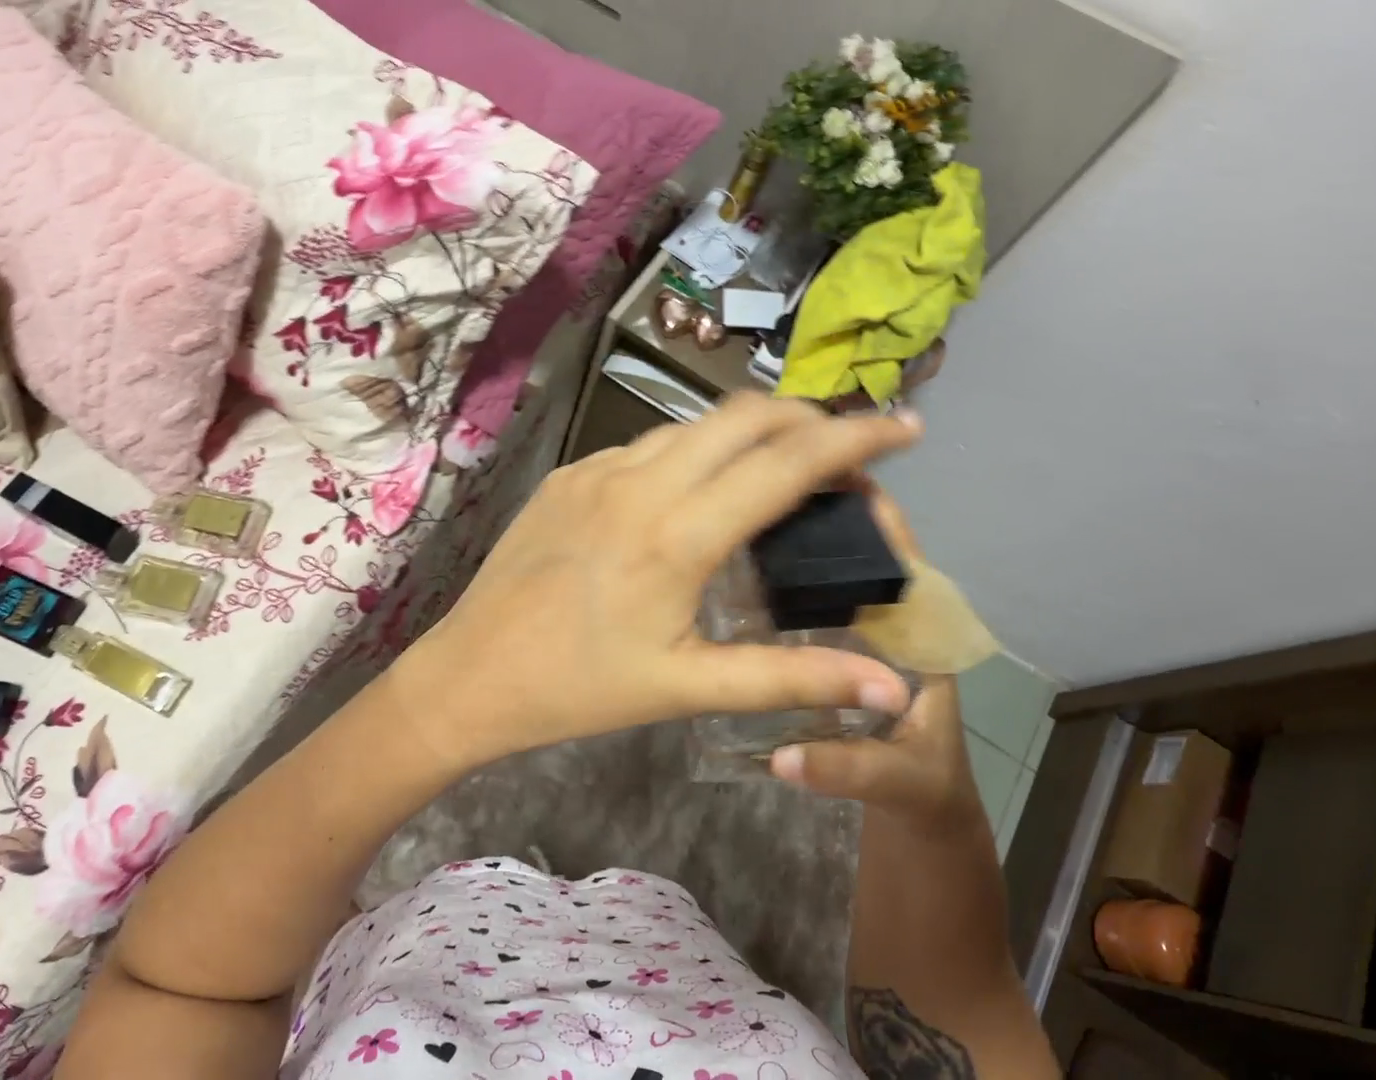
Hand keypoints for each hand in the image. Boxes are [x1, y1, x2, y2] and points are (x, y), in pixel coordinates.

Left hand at [386, 395, 922, 769]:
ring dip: (746, 432)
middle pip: (743, 416)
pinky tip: (694, 491)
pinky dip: (690, 452)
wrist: (470, 673)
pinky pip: (644, 447)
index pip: (788, 462)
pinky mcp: (566, 477)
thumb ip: (790, 678)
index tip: (905, 427)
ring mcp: (595, 471)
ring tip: (778, 466)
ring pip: (691, 426)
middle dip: (807, 419)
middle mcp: (638, 482)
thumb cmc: (579, 688)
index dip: (856, 439)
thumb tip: (891, 691)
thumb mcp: (687, 687)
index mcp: (677, 533)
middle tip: (845, 449)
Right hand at [770, 484, 981, 828]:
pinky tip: (734, 571)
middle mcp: (888, 627)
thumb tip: (781, 759)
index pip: (905, 564)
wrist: (919, 818)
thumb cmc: (923, 792)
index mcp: (919, 640)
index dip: (878, 519)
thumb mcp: (897, 783)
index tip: (833, 475)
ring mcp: (858, 639)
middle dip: (822, 520)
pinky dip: (780, 584)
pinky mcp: (831, 655)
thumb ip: (848, 770)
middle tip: (761, 483)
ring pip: (830, 580)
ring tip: (741, 514)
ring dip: (798, 546)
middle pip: (861, 559)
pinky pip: (806, 607)